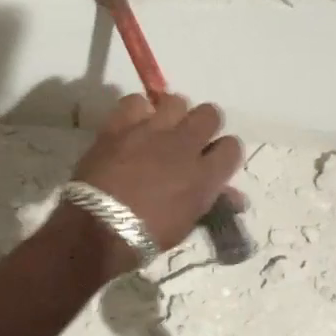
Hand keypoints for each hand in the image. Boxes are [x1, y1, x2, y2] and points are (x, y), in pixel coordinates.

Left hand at [71, 93, 243, 261]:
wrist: (100, 227)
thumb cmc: (147, 234)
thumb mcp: (187, 223)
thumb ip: (212, 201)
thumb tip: (235, 197)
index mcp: (205, 175)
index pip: (232, 146)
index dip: (223, 152)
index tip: (211, 159)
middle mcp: (184, 145)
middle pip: (209, 114)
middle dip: (203, 124)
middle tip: (188, 139)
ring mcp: (152, 131)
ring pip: (176, 101)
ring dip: (172, 114)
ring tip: (159, 129)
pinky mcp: (121, 125)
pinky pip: (135, 101)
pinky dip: (135, 111)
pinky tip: (131, 125)